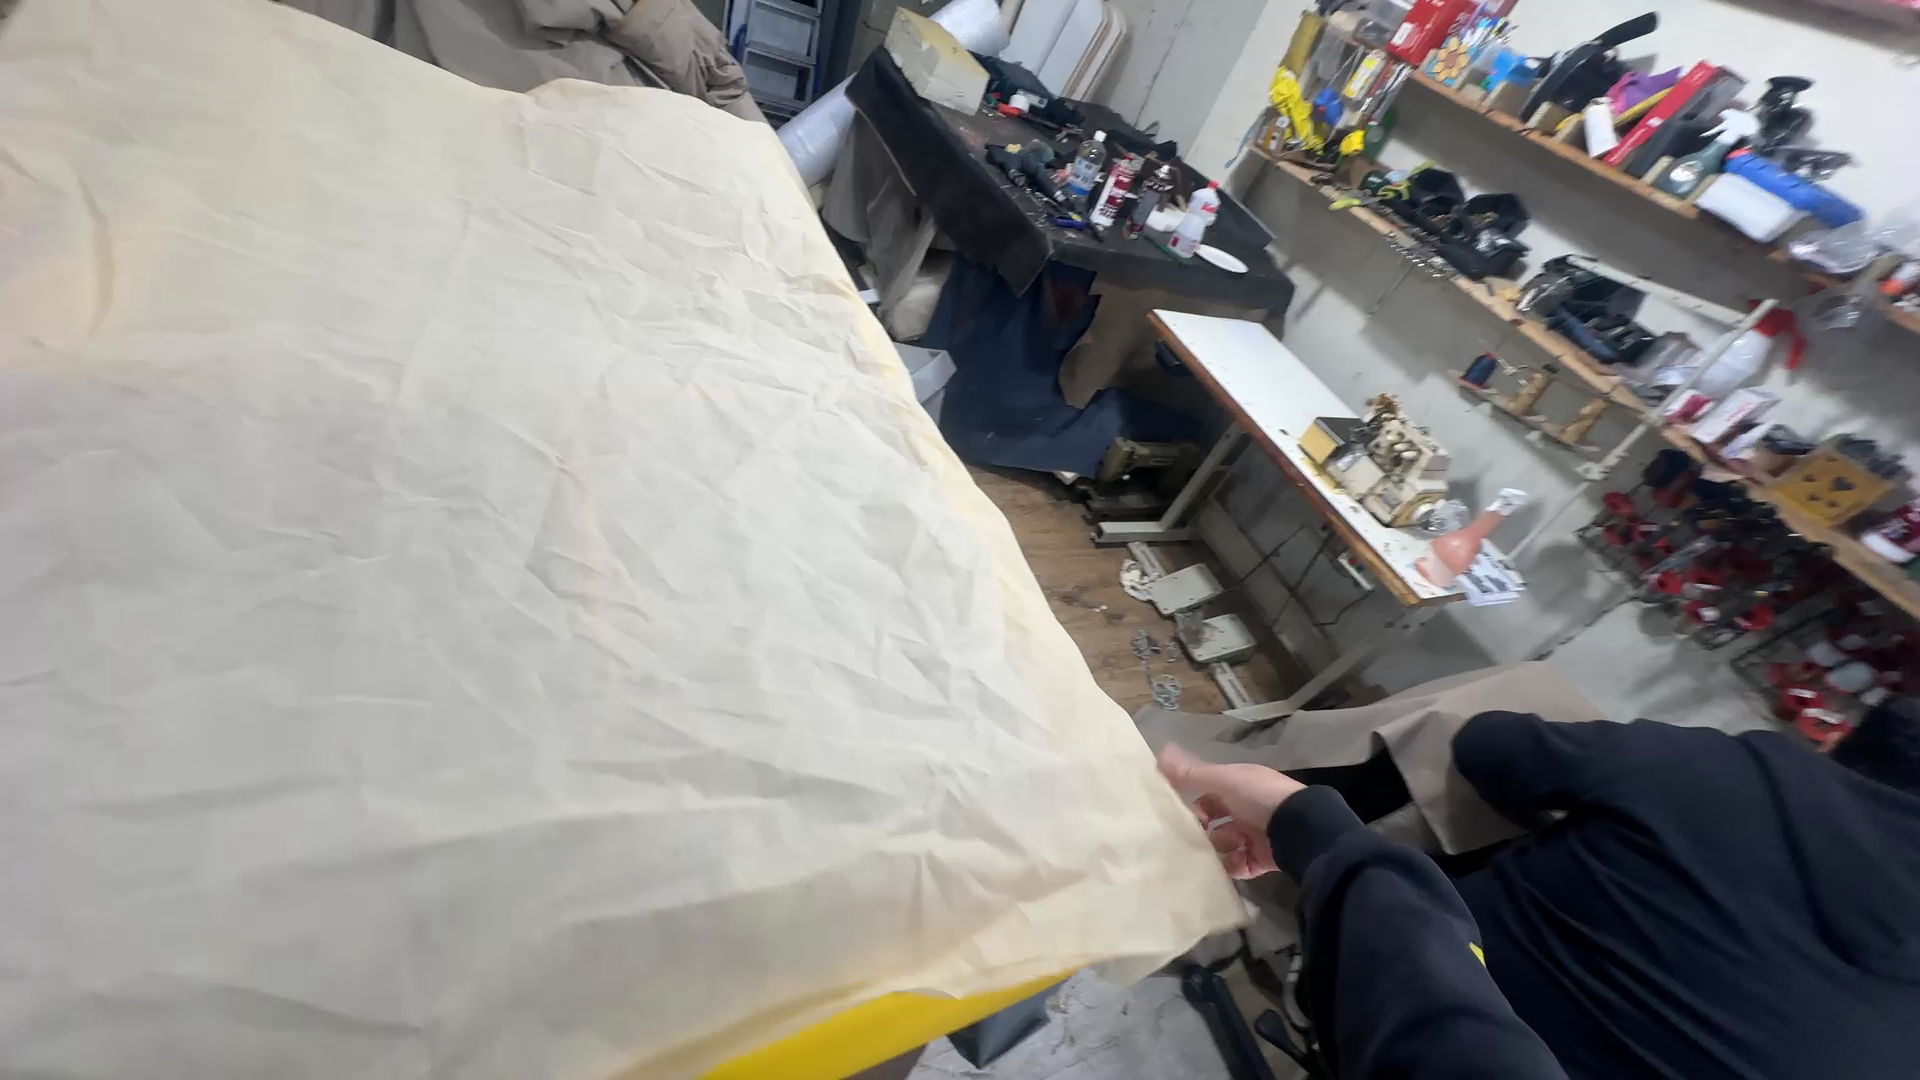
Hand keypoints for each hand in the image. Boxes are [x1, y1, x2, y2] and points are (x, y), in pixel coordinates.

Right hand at [1158, 744, 1305, 879]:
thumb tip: (1159, 751)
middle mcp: (1248, 808)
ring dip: (1217, 849)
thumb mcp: (1223, 780)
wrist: (1302, 830)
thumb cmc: (1259, 797)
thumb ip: (1191, 773)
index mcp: (1239, 785)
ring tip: (1211, 854)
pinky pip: (1241, 865)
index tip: (1180, 814)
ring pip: (1227, 843)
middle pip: (1216, 819)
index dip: (1194, 802)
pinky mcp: (1265, 859)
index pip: (1209, 792)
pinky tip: (1223, 869)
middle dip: (1203, 829)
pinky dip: (1232, 867)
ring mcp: (1257, 834)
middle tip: (1191, 838)